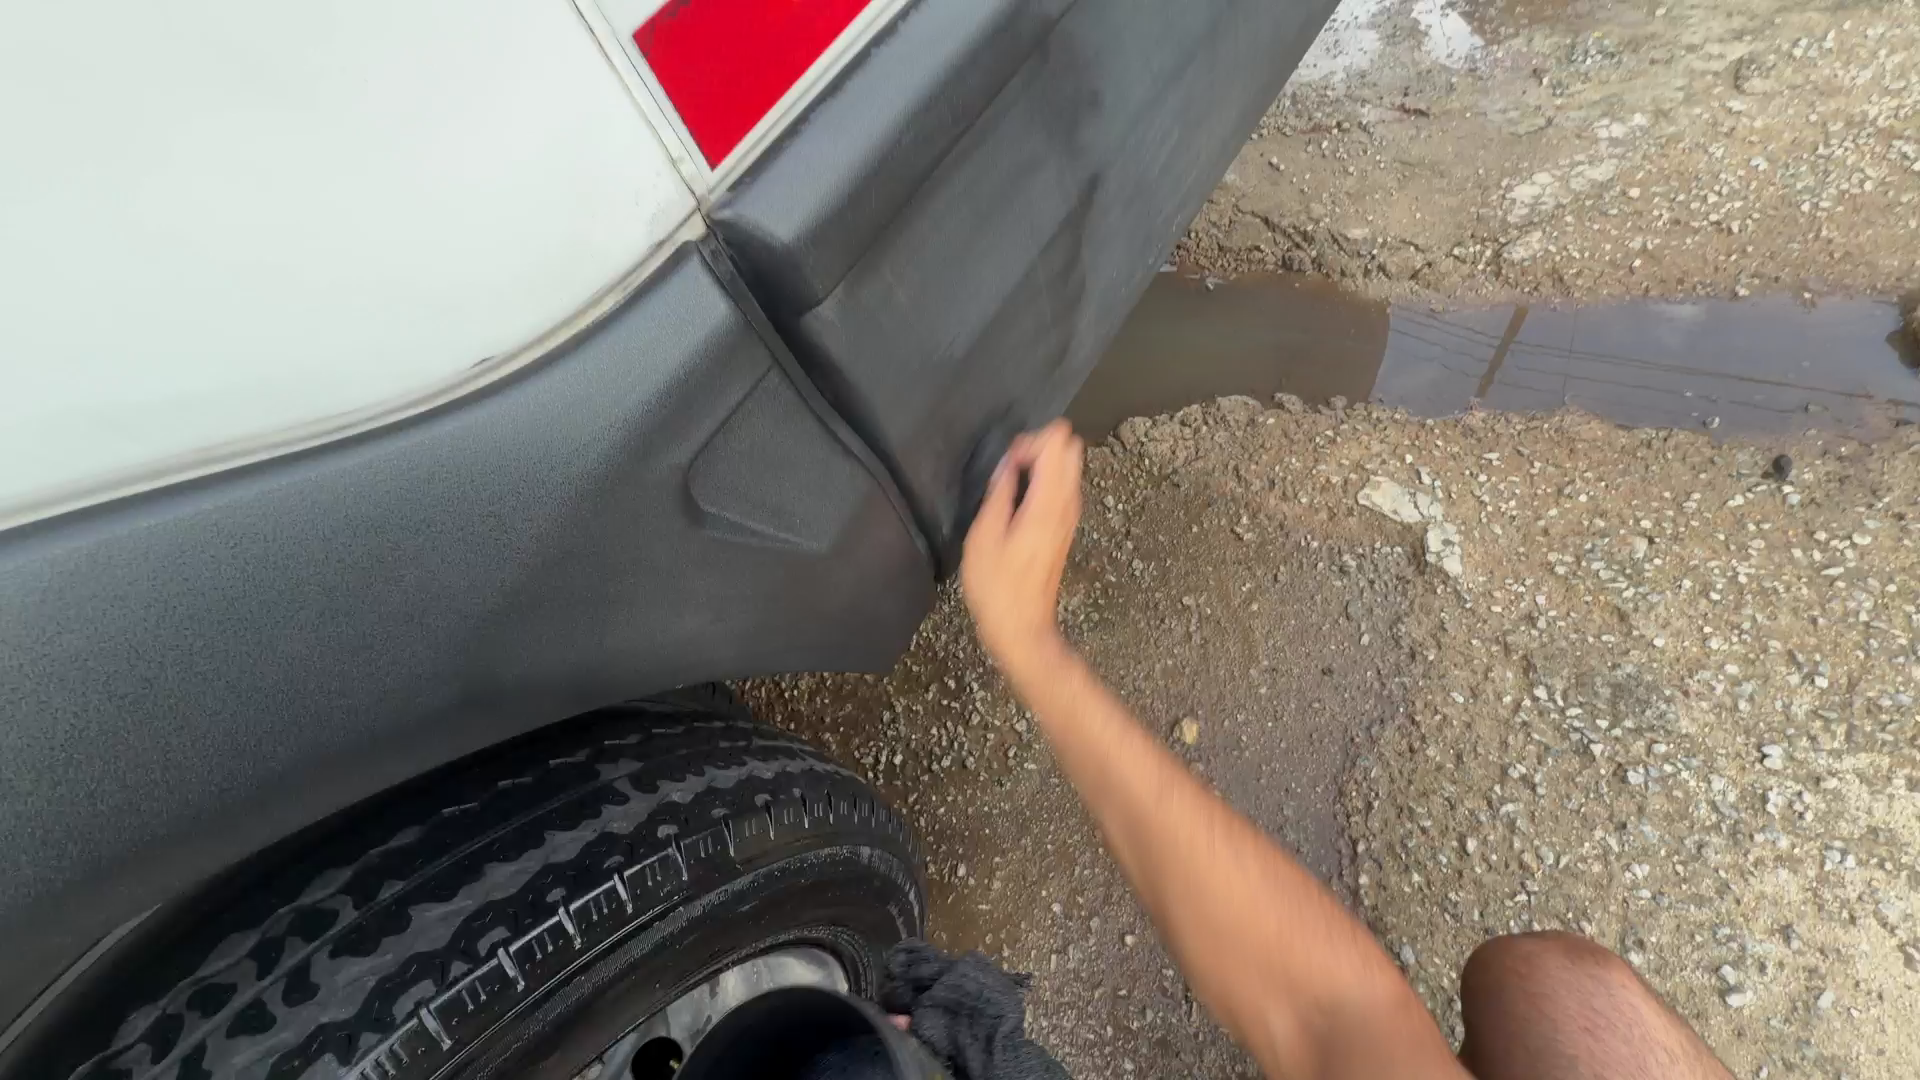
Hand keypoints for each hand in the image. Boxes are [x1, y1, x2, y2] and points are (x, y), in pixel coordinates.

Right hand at [960, 419, 1083, 672]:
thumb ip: (998, 493)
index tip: (1005, 464)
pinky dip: (1045, 481)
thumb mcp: (983, 537)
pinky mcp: (1066, 527)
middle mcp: (1067, 505)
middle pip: (1070, 448)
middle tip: (1010, 469)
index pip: (1057, 442)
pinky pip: (1063, 486)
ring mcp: (1070, 516)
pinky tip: (1019, 501)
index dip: (1028, 442)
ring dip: (1041, 464)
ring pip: (1069, 465)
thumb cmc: (997, 587)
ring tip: (1011, 484)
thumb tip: (1006, 465)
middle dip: (1039, 447)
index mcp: (1047, 502)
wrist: (1021, 626)